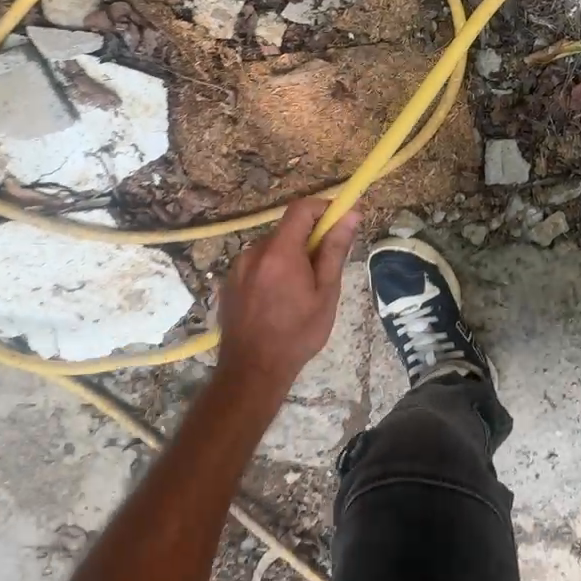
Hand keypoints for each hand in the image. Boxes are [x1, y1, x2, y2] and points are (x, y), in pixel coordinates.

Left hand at [215, 198, 361, 391]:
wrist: (252, 371)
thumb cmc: (298, 333)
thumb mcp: (326, 292)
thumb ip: (335, 250)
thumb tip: (351, 214)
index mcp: (279, 253)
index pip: (301, 209)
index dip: (324, 208)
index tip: (341, 223)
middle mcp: (253, 253)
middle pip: (287, 229)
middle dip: (310, 239)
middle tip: (326, 268)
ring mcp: (237, 268)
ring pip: (273, 247)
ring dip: (291, 256)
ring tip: (303, 289)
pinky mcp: (229, 282)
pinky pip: (258, 263)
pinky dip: (274, 269)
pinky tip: (281, 298)